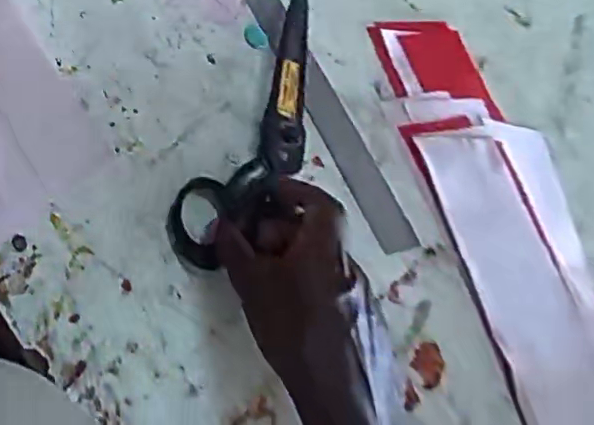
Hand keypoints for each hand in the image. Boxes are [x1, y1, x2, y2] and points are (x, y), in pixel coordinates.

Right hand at [217, 180, 380, 424]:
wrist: (345, 405)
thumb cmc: (295, 336)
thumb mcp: (251, 286)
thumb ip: (234, 248)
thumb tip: (223, 225)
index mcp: (326, 254)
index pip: (323, 204)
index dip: (298, 190)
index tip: (273, 192)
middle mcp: (351, 271)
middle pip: (317, 235)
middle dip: (281, 233)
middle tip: (254, 250)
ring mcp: (366, 301)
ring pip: (325, 263)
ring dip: (295, 262)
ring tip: (269, 284)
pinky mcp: (371, 328)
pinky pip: (336, 290)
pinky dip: (312, 288)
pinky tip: (293, 312)